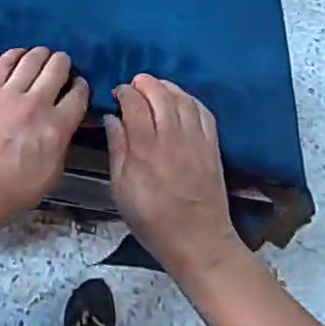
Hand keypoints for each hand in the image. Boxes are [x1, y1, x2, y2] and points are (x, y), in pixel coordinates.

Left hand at [0, 47, 88, 227]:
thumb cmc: (15, 188)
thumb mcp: (53, 172)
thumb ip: (62, 144)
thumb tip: (65, 127)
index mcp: (57, 125)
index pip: (78, 94)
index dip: (81, 87)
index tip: (79, 86)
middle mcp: (36, 102)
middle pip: (57, 68)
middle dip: (64, 64)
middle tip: (63, 66)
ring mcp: (10, 93)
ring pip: (32, 59)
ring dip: (42, 54)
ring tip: (44, 55)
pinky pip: (3, 62)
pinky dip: (15, 54)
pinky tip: (20, 54)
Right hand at [105, 75, 244, 279]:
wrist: (198, 242)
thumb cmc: (151, 219)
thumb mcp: (120, 188)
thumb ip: (116, 149)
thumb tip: (111, 118)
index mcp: (145, 150)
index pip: (135, 103)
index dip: (124, 91)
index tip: (116, 94)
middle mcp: (172, 139)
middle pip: (160, 94)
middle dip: (144, 83)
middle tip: (134, 86)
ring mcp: (196, 141)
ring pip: (183, 99)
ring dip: (166, 87)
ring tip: (154, 89)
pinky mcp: (212, 147)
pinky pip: (204, 112)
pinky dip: (190, 99)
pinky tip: (180, 101)